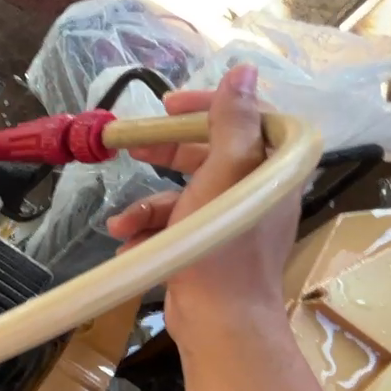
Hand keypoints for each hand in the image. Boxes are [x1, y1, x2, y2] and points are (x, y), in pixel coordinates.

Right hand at [104, 64, 298, 343]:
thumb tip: (243, 72)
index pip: (245, 118)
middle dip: (164, 155)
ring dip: (146, 208)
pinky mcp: (206, 248)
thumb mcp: (226, 171)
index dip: (206, 107)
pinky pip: (174, 228)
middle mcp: (254, 191)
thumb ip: (233, 120)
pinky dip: (149, 234)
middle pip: (207, 156)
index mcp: (270, 168)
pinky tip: (130, 246)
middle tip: (132, 148)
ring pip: (182, 197)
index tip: (167, 106)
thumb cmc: (223, 243)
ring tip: (120, 226)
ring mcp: (229, 222)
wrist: (218, 317)